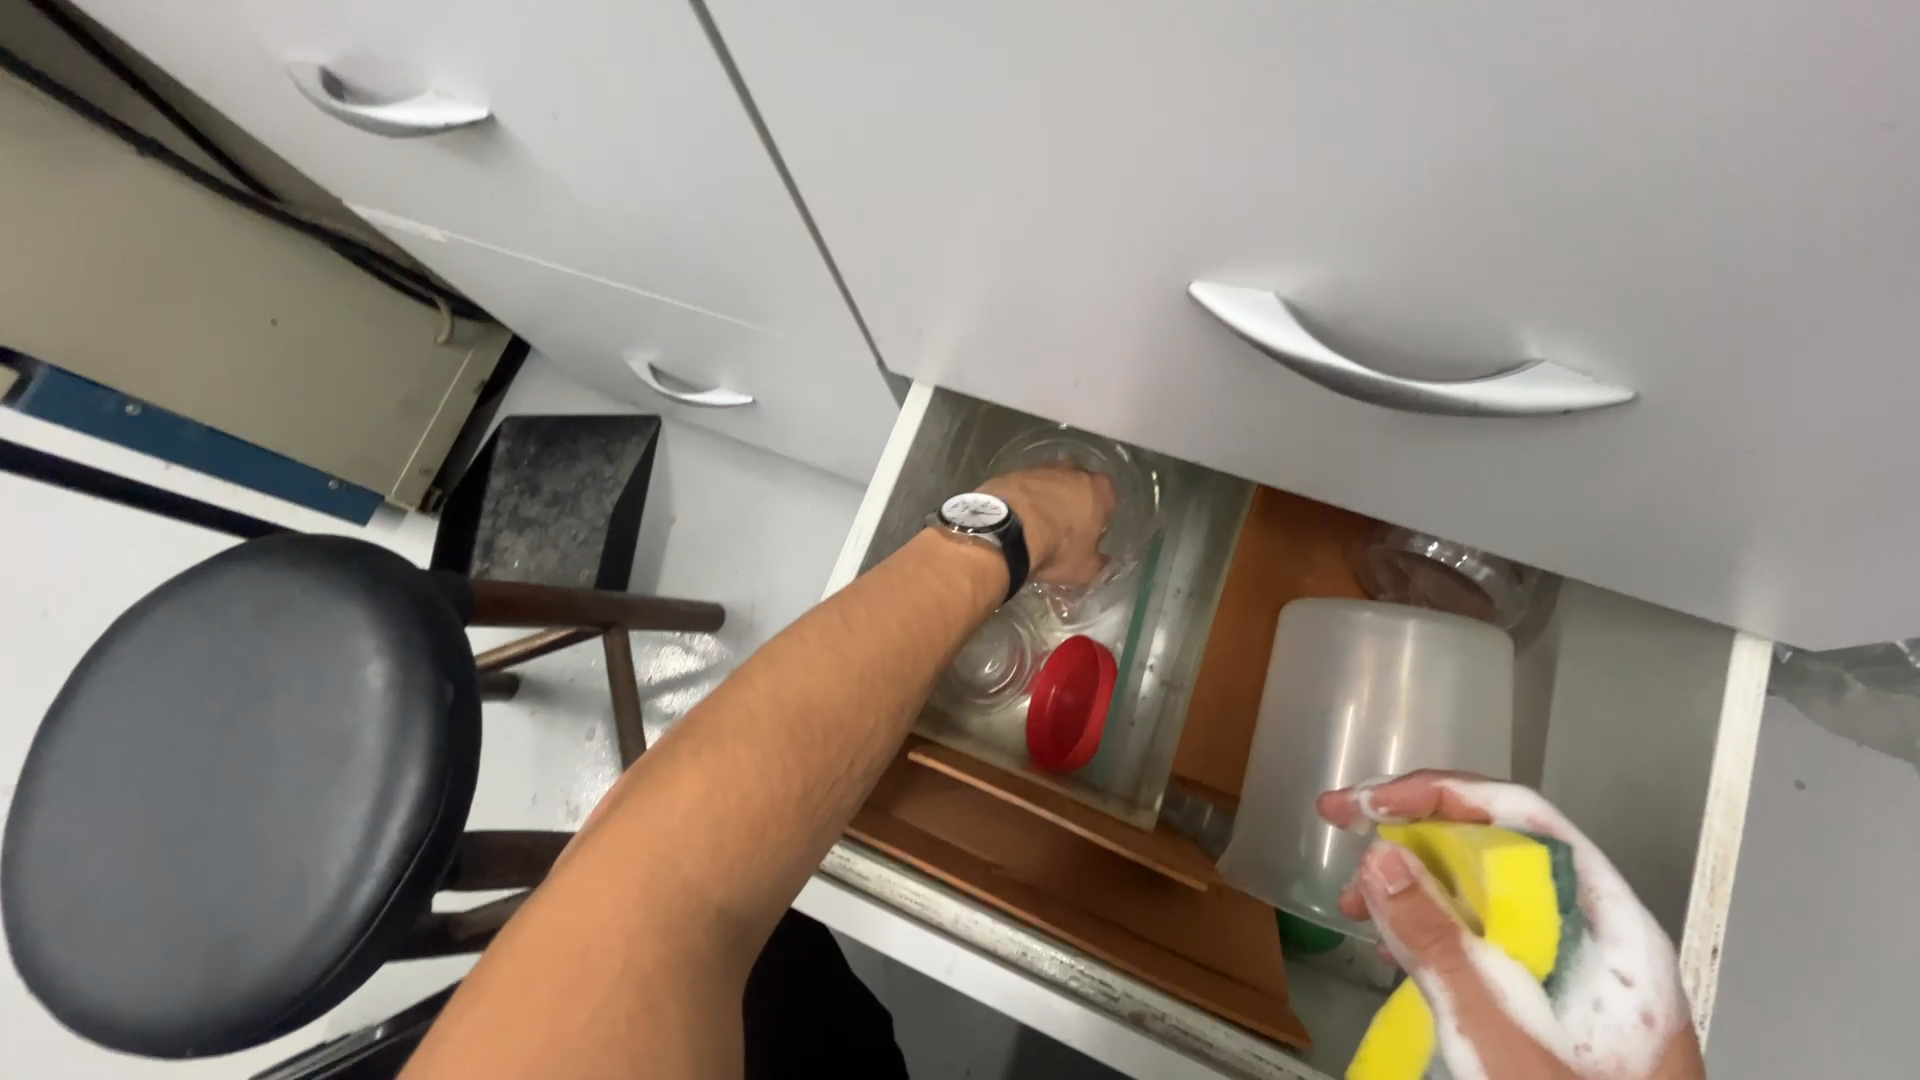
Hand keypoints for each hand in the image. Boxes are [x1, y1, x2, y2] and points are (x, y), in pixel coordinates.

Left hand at [978, 466, 1115, 587]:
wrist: (1005, 533)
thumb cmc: (1056, 549)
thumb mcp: (1085, 568)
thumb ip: (1098, 563)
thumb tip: (1104, 562)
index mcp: (1099, 490)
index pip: (1107, 501)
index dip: (1098, 519)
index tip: (1087, 536)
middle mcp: (1073, 471)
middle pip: (1077, 487)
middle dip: (1072, 504)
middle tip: (1060, 531)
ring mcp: (1041, 468)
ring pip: (1049, 485)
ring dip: (1044, 501)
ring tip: (1033, 527)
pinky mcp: (1013, 472)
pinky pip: (1023, 488)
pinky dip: (1022, 500)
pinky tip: (1014, 520)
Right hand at [1317, 771, 1705, 1079]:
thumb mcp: (1503, 1046)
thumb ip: (1443, 951)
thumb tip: (1379, 855)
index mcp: (1609, 931)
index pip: (1526, 820)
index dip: (1442, 793)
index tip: (1365, 802)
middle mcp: (1592, 934)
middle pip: (1500, 841)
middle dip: (1411, 822)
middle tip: (1337, 817)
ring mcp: (1568, 967)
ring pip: (1482, 884)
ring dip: (1408, 874)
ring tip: (1349, 896)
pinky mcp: (1543, 999)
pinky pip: (1476, 931)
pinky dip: (1423, 921)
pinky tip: (1386, 940)